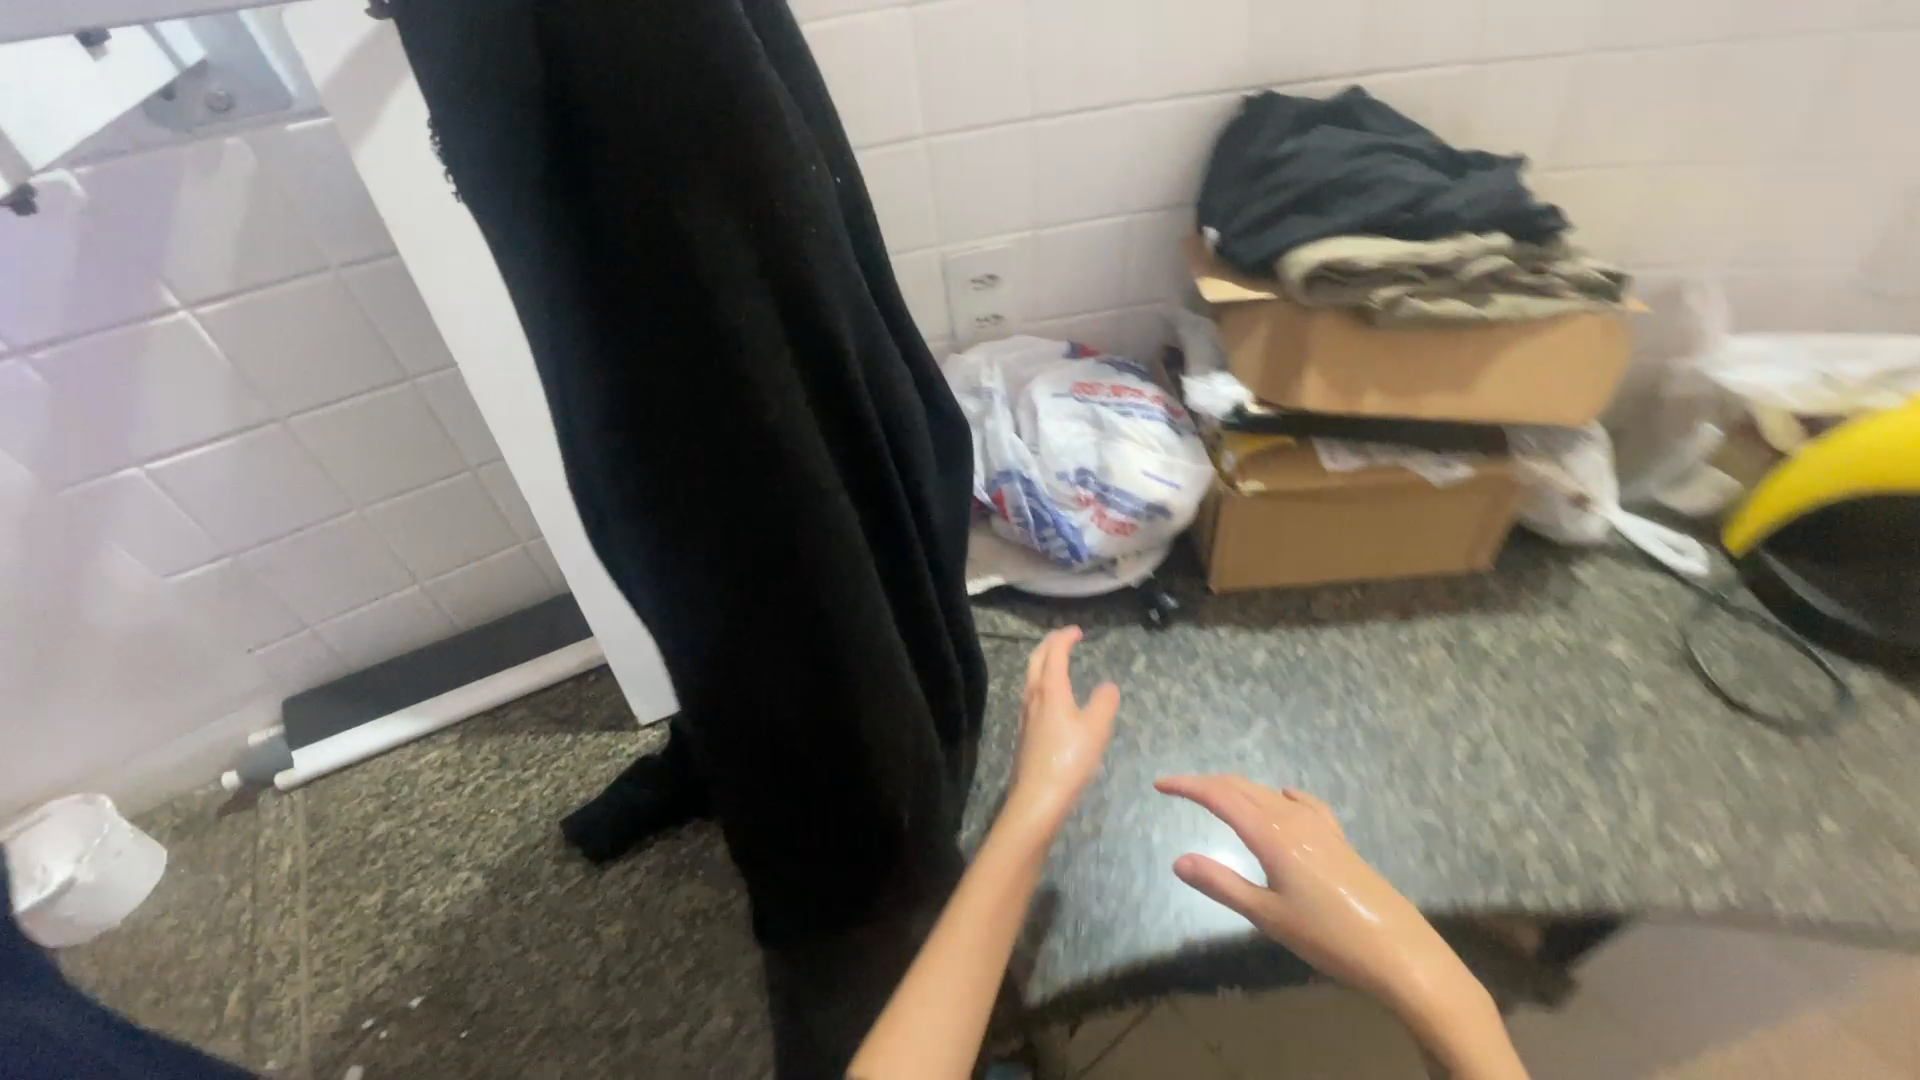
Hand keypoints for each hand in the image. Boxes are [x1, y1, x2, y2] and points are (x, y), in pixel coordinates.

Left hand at [1005, 627, 1117, 828]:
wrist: (1037, 797)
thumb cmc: (1069, 759)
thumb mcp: (1096, 728)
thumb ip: (1104, 702)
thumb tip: (1108, 686)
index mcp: (1050, 689)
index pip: (1055, 652)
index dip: (1065, 638)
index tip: (1077, 632)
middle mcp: (1032, 695)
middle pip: (1036, 659)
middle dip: (1049, 644)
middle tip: (1064, 638)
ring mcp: (1025, 714)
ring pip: (1030, 677)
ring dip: (1042, 662)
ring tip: (1057, 661)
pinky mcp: (1024, 731)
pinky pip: (1031, 694)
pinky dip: (1041, 681)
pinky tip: (1051, 696)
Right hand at [1155, 776, 1477, 1018]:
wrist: (1398, 951)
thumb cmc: (1327, 936)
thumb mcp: (1266, 915)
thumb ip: (1220, 884)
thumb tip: (1178, 861)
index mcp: (1270, 834)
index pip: (1219, 796)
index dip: (1187, 786)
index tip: (1159, 783)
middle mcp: (1292, 819)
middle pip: (1241, 787)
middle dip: (1206, 783)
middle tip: (1177, 789)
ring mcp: (1319, 826)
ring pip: (1267, 793)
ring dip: (1236, 789)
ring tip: (1215, 797)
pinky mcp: (1337, 839)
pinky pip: (1301, 803)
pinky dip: (1278, 796)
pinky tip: (1283, 800)